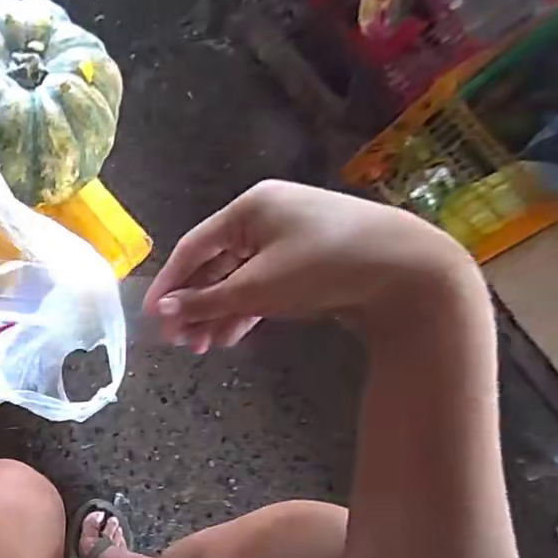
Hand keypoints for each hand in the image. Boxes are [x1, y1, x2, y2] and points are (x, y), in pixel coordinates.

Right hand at [144, 180, 479, 351]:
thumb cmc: (321, 267)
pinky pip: (263, 286)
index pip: (193, 247)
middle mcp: (266, 218)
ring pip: (238, 279)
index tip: (151, 317)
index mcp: (249, 209)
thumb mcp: (256, 287)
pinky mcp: (307, 263)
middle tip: (180, 342)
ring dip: (218, 313)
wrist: (406, 272)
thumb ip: (205, 301)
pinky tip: (231, 337)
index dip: (169, 284)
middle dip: (195, 305)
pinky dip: (245, 310)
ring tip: (204, 348)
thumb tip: (163, 312)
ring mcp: (288, 240)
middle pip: (214, 265)